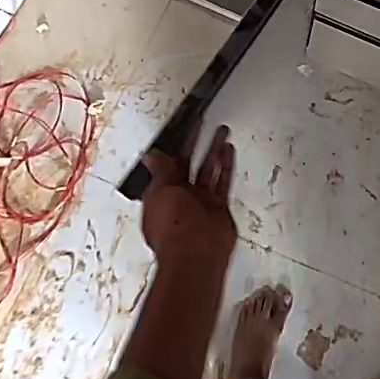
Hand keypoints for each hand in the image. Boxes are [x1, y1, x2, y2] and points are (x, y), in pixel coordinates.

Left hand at [139, 125, 236, 269]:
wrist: (197, 254)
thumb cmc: (173, 229)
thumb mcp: (160, 191)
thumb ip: (161, 170)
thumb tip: (151, 155)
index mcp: (161, 194)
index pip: (168, 164)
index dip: (176, 146)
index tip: (183, 129)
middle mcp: (180, 198)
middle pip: (189, 164)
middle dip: (196, 144)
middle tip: (202, 124)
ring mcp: (200, 203)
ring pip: (208, 169)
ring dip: (214, 150)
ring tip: (221, 132)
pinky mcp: (218, 208)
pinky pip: (223, 181)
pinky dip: (226, 165)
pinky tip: (228, 151)